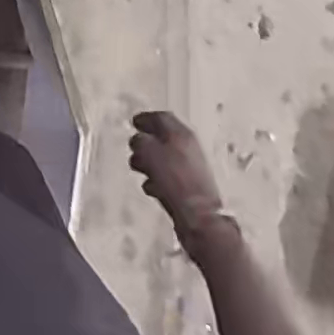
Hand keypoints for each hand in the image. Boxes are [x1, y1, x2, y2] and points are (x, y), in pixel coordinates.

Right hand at [128, 111, 225, 236]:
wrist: (200, 217)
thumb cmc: (173, 178)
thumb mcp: (148, 151)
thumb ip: (139, 141)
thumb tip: (138, 141)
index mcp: (181, 134)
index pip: (161, 117)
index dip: (145, 118)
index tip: (133, 123)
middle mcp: (189, 148)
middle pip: (162, 138)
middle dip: (145, 142)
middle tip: (133, 147)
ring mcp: (192, 169)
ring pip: (164, 158)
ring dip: (149, 161)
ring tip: (139, 169)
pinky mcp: (191, 188)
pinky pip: (170, 177)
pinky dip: (158, 178)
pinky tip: (151, 186)